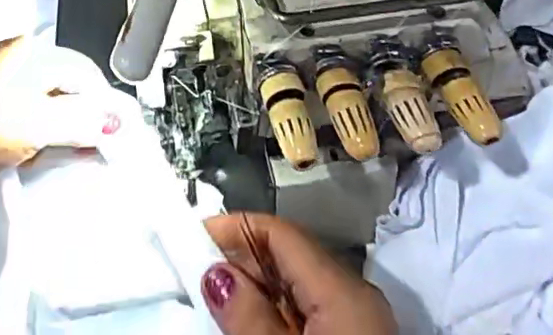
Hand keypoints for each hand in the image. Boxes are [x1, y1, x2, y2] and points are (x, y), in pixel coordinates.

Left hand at [0, 37, 116, 220]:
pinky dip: (40, 137)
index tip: (118, 136)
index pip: (80, 69)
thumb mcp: (31, 122)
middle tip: (94, 150)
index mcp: (26, 51)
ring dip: (62, 130)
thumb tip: (114, 121)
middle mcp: (14, 60)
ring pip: (47, 105)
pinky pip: (28, 120)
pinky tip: (39, 155)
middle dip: (82, 117)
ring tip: (66, 155)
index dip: (102, 101)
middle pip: (64, 85)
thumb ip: (76, 120)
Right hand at [201, 214, 394, 334]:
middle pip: (287, 255)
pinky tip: (253, 327)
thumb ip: (249, 316)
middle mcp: (358, 296)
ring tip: (219, 308)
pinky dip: (276, 314)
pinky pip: (310, 314)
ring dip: (255, 291)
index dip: (230, 228)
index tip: (188, 242)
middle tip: (196, 279)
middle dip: (239, 262)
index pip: (277, 230)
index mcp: (345, 289)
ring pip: (296, 287)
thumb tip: (215, 272)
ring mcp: (364, 324)